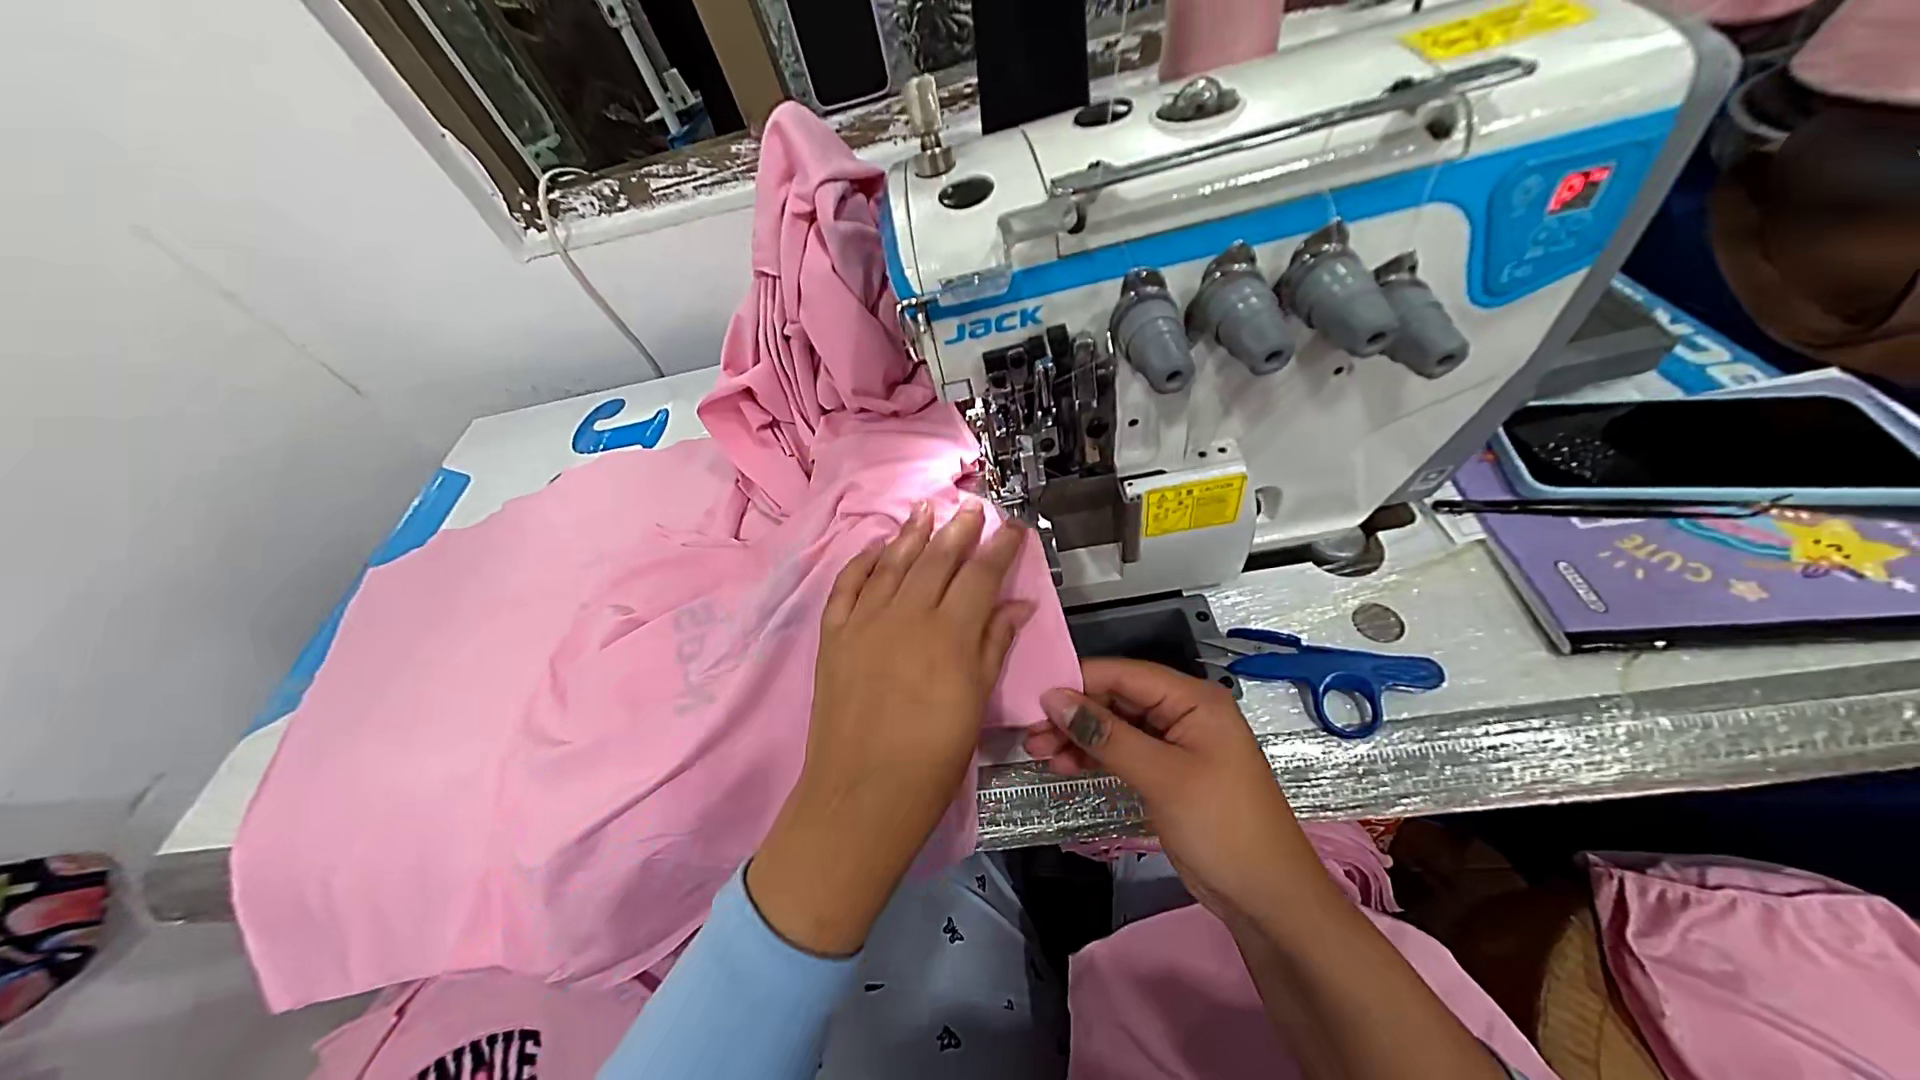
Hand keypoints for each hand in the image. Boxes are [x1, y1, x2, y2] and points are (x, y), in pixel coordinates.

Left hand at [749, 500, 1033, 954]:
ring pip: (891, 563)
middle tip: (971, 507)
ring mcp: (864, 622)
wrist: (861, 795)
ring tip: (925, 509)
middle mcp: (907, 616)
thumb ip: (995, 646)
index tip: (1012, 527)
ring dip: (911, 534)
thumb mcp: (976, 703)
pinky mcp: (833, 636)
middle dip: (958, 529)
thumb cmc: (932, 760)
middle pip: (936, 559)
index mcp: (950, 635)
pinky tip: (875, 547)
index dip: (999, 547)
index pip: (980, 575)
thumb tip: (1018, 604)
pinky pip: (846, 586)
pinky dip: (862, 562)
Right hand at [1031, 661, 1510, 1079]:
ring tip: (1038, 753)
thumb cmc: (1221, 827)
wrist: (1267, 899)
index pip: (1124, 674)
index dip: (1078, 682)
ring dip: (1078, 737)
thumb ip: (1105, 734)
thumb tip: (1053, 698)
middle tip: (1030, 734)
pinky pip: (1122, 751)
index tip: (1033, 696)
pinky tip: (1063, 764)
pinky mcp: (1166, 772)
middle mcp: (1182, 712)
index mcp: (1192, 699)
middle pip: (1116, 700)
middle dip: (1073, 714)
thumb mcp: (1161, 777)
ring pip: (1115, 726)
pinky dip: (1094, 756)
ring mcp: (1174, 743)